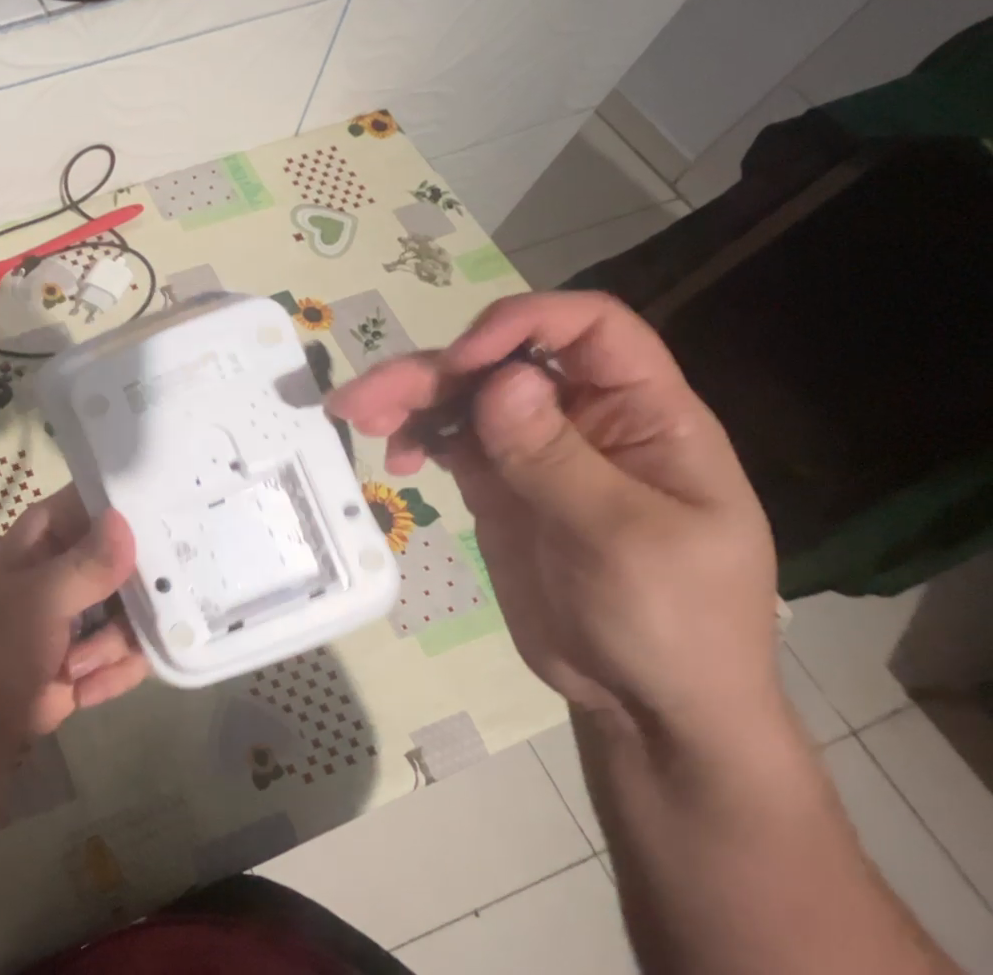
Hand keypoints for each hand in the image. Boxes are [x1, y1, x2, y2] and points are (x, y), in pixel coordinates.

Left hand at [0, 486, 150, 738]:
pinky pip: (135, 651)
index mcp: (47, 535)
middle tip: (140, 611)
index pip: (98, 500)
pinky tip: (82, 689)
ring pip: (139, 610)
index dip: (133, 505)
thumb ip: (86, 564)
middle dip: (134, 596)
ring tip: (77, 666)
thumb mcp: (39, 600)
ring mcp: (88, 607)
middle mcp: (72, 563)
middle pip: (133, 557)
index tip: (174, 515)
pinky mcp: (100, 649)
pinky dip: (112, 674)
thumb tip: (125, 519)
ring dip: (112, 646)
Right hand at [329, 293, 779, 730]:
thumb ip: (560, 459)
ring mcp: (537, 455)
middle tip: (361, 401)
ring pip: (467, 400)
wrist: (648, 701)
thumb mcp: (625, 540)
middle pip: (504, 363)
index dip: (524, 324)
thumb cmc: (672, 621)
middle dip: (432, 370)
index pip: (591, 329)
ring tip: (354, 416)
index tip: (462, 364)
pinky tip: (396, 459)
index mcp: (645, 413)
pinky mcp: (500, 490)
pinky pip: (452, 443)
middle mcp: (587, 420)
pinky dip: (417, 438)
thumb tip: (505, 380)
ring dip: (409, 400)